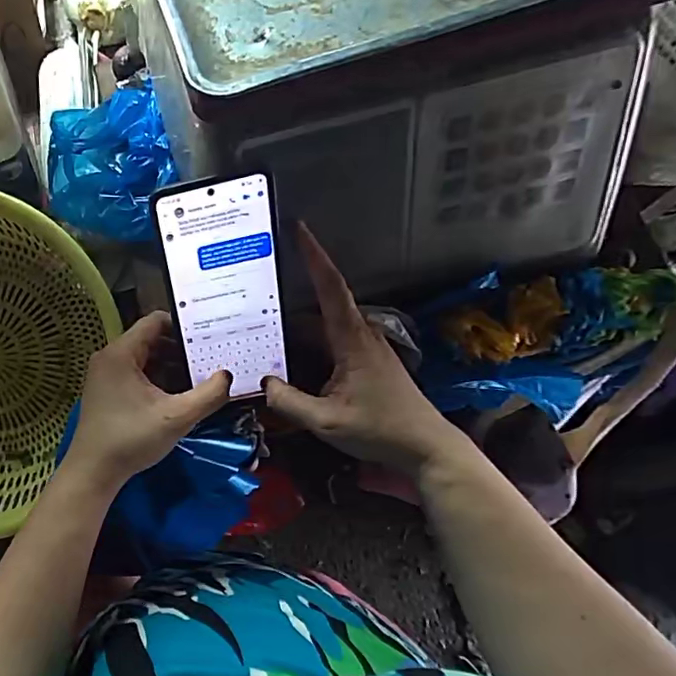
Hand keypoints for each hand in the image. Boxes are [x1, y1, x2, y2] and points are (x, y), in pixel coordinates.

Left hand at [62, 312, 231, 489]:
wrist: (93, 472)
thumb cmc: (131, 439)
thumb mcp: (177, 417)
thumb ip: (208, 394)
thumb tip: (228, 376)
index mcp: (121, 353)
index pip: (155, 321)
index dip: (184, 325)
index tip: (209, 334)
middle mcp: (109, 357)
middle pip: (151, 339)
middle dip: (181, 348)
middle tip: (211, 355)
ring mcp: (105, 375)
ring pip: (145, 358)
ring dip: (171, 365)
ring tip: (200, 375)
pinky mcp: (106, 391)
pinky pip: (136, 374)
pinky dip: (157, 378)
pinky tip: (178, 393)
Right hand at [262, 223, 470, 475]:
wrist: (425, 448)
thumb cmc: (380, 430)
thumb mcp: (326, 421)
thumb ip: (288, 401)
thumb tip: (263, 382)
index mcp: (352, 339)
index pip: (330, 287)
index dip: (313, 255)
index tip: (298, 228)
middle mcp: (359, 335)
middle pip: (315, 311)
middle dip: (283, 308)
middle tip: (250, 306)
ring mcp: (364, 349)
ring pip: (319, 331)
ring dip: (292, 334)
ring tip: (258, 339)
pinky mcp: (364, 363)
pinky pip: (327, 346)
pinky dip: (304, 350)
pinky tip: (284, 365)